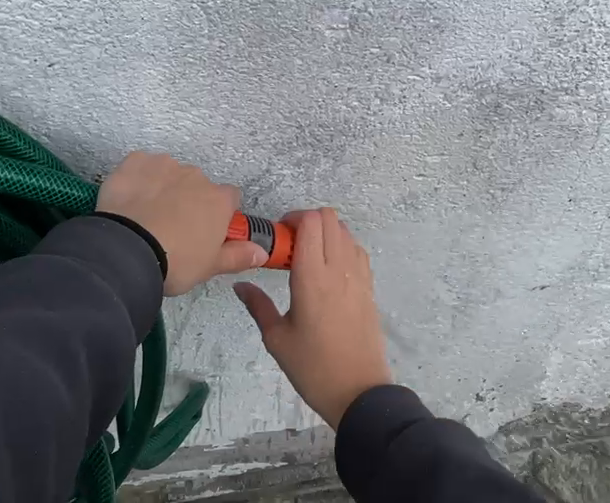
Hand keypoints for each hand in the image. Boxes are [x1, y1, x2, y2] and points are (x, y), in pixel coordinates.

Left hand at [96, 151, 267, 295]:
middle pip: (197, 185)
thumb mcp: (210, 267)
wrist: (127, 250)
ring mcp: (165, 164)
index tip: (206, 231)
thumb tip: (261, 251)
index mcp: (218, 200)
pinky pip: (141, 166)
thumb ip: (238, 256)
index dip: (219, 214)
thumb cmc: (175, 262)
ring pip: (169, 173)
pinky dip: (137, 179)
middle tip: (171, 229)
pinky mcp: (136, 161)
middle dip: (187, 201)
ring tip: (145, 218)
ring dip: (162, 189)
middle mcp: (196, 176)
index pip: (230, 198)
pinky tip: (128, 200)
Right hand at [234, 208, 392, 427]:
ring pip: (344, 230)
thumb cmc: (313, 367)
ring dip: (326, 233)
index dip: (292, 219)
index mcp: (312, 276)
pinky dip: (343, 247)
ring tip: (310, 257)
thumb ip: (258, 305)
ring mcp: (358, 276)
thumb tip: (240, 285)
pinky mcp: (369, 287)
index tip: (279, 238)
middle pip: (329, 217)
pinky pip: (357, 250)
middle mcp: (338, 268)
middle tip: (292, 244)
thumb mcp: (277, 339)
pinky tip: (330, 271)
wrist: (359, 394)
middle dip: (308, 221)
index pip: (309, 222)